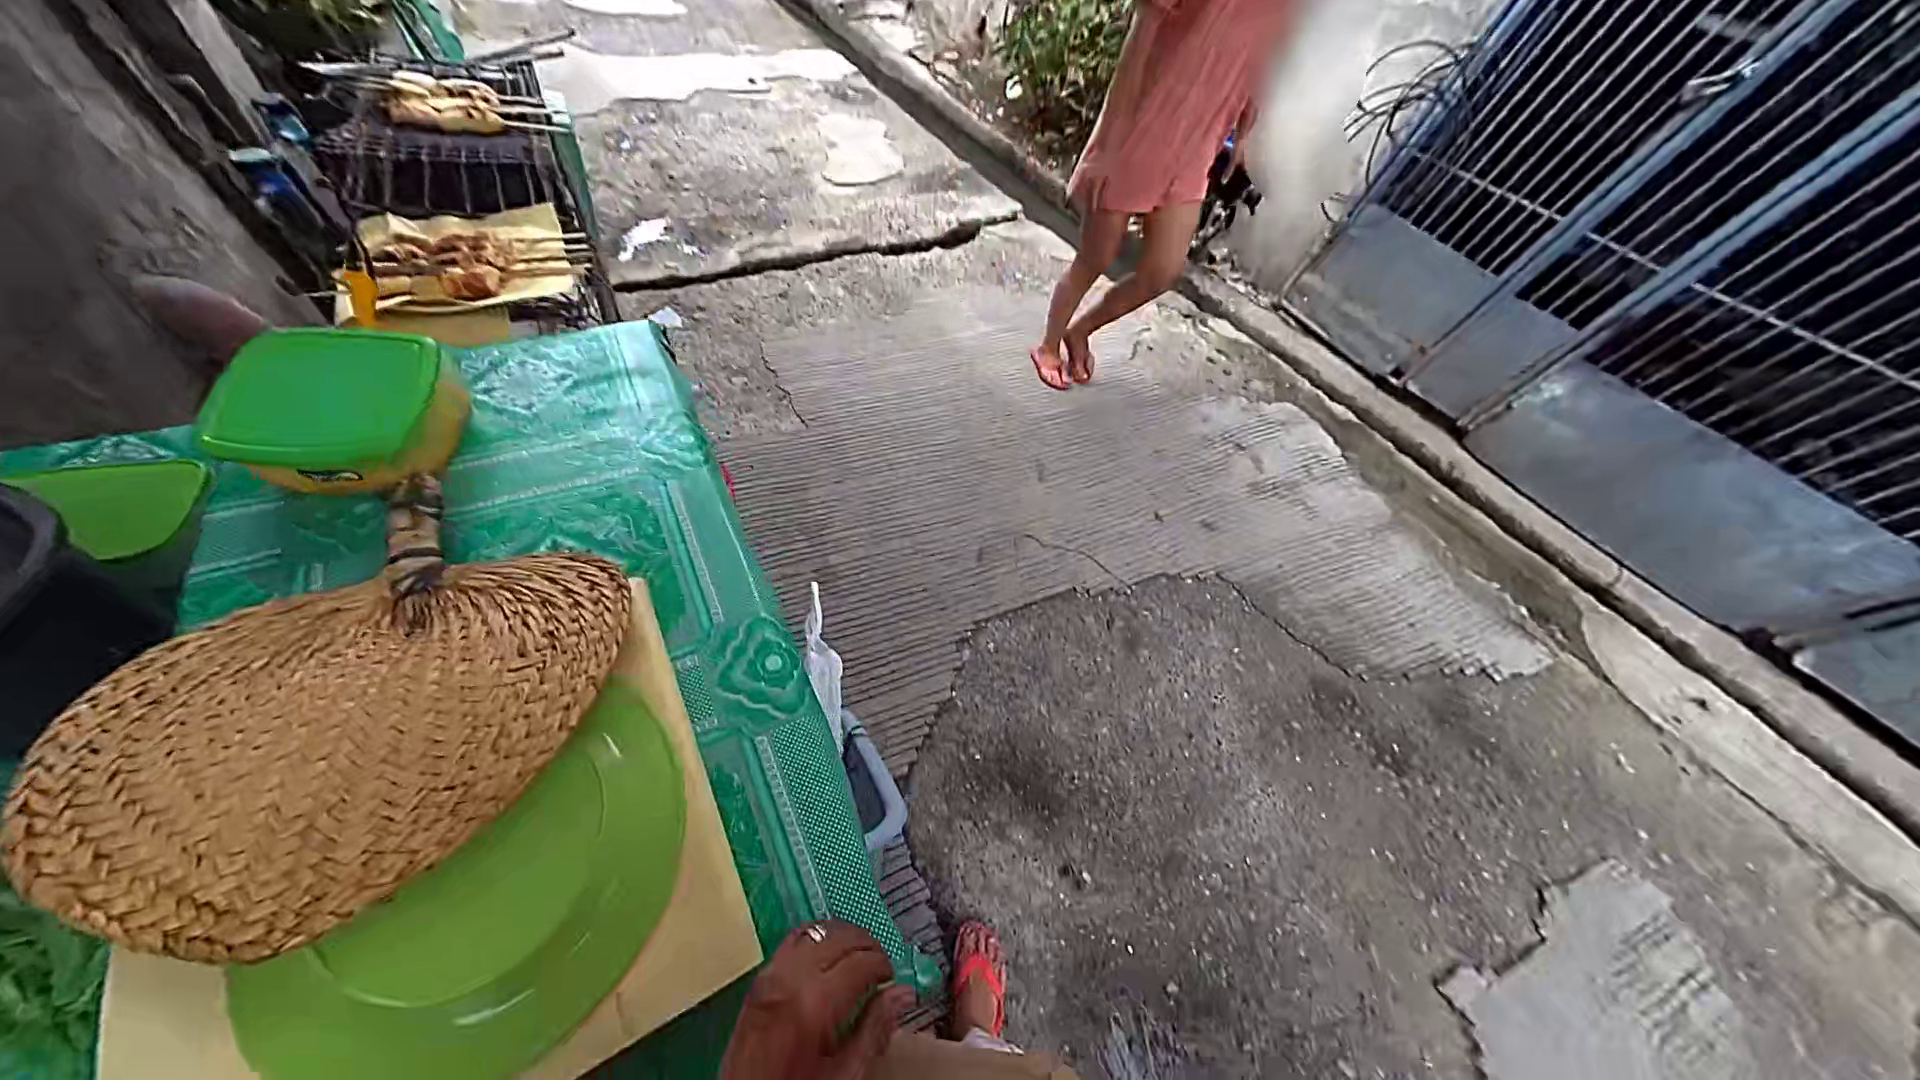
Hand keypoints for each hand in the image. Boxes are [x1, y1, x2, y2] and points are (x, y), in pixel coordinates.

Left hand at [720, 921, 916, 1079]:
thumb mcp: (844, 1076)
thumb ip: (875, 1030)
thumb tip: (903, 994)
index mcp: (816, 1003)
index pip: (862, 961)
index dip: (883, 966)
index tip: (891, 980)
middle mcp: (792, 977)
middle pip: (842, 938)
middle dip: (867, 947)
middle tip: (879, 969)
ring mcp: (772, 974)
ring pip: (818, 931)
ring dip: (843, 938)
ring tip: (856, 960)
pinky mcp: (759, 979)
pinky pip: (794, 940)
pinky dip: (816, 939)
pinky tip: (826, 957)